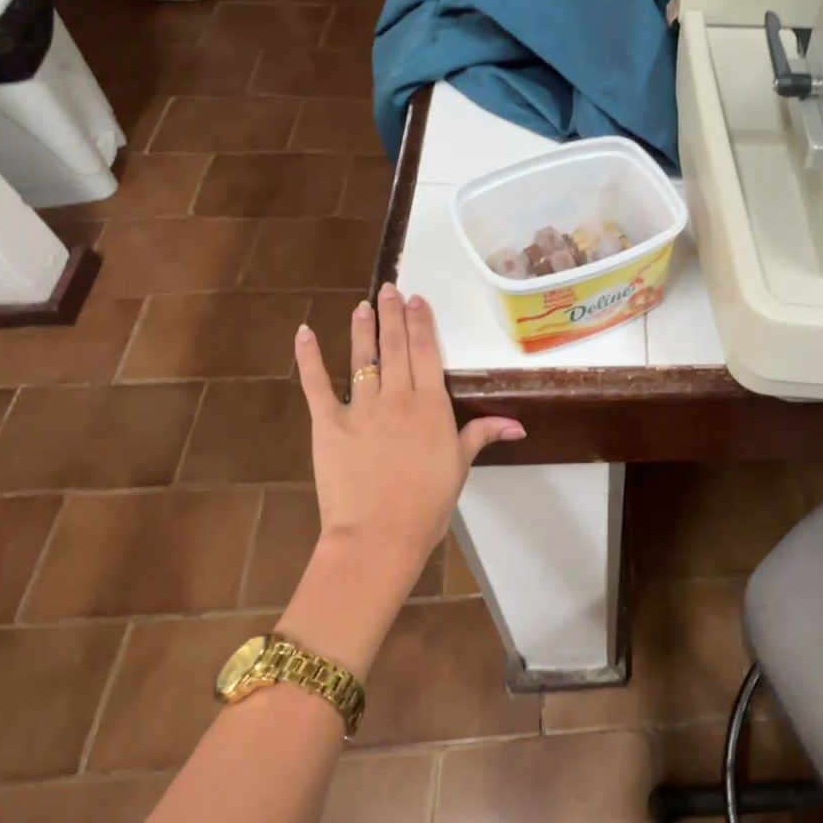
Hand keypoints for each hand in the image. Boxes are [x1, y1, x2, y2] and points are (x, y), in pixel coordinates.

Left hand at [293, 283, 523, 568]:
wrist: (380, 534)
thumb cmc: (428, 505)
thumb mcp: (460, 467)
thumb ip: (483, 435)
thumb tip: (518, 424)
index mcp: (431, 406)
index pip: (426, 353)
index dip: (421, 324)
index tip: (416, 300)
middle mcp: (397, 397)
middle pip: (395, 347)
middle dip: (392, 315)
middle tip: (389, 288)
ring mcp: (361, 408)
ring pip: (362, 358)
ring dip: (361, 329)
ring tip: (362, 305)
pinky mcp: (328, 424)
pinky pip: (317, 385)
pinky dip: (309, 358)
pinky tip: (303, 334)